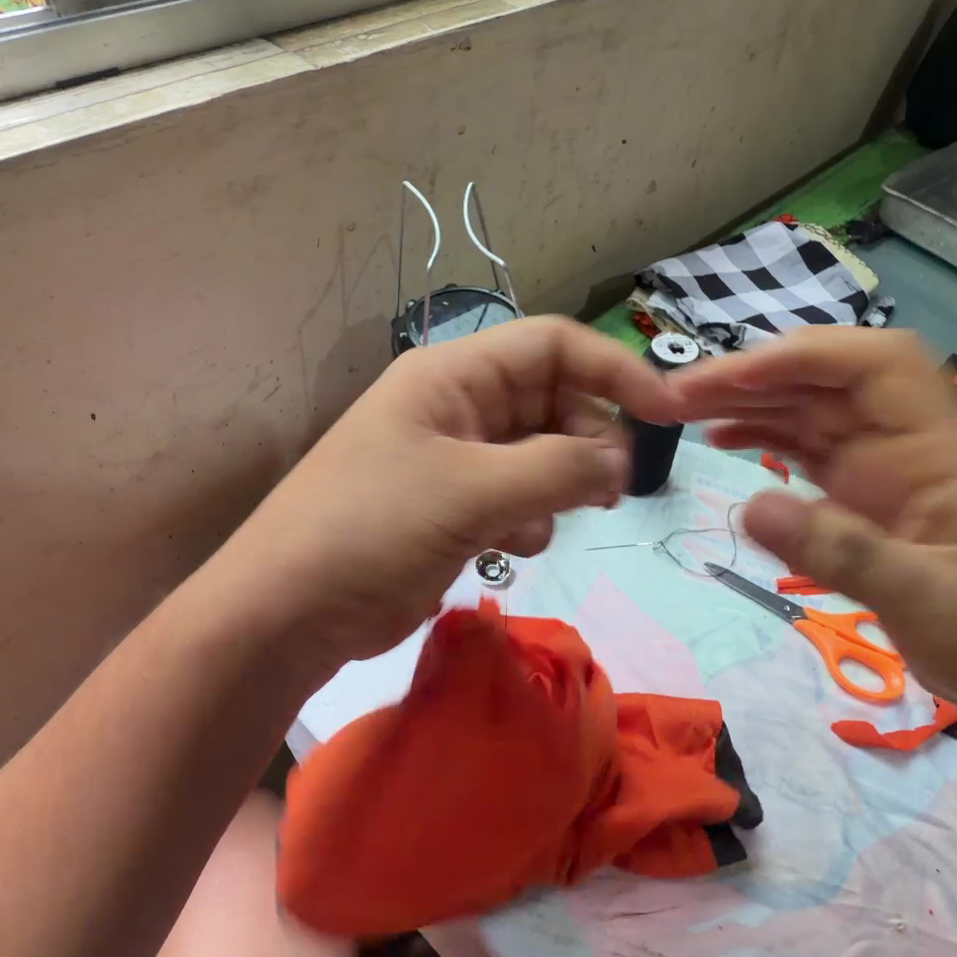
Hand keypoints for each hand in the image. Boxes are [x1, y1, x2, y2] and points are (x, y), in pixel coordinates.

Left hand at [198, 317, 674, 680]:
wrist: (289, 610)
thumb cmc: (373, 529)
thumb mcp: (473, 491)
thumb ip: (558, 468)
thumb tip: (617, 461)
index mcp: (450, 377)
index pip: (551, 346)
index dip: (614, 370)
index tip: (666, 413)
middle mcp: (452, 408)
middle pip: (548, 401)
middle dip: (586, 440)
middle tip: (611, 489)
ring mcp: (448, 461)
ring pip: (535, 455)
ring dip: (557, 486)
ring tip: (550, 522)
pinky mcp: (447, 510)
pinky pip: (512, 498)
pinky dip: (527, 519)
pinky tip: (513, 548)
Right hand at [671, 327, 956, 724]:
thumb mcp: (930, 604)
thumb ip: (843, 552)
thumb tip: (749, 508)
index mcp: (943, 450)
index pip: (874, 366)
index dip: (800, 357)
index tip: (729, 377)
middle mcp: (911, 445)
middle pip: (829, 382)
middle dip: (755, 378)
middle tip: (677, 396)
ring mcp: (888, 470)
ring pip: (811, 412)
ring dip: (749, 403)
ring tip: (682, 412)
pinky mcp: (869, 499)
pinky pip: (809, 450)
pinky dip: (765, 438)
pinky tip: (723, 441)